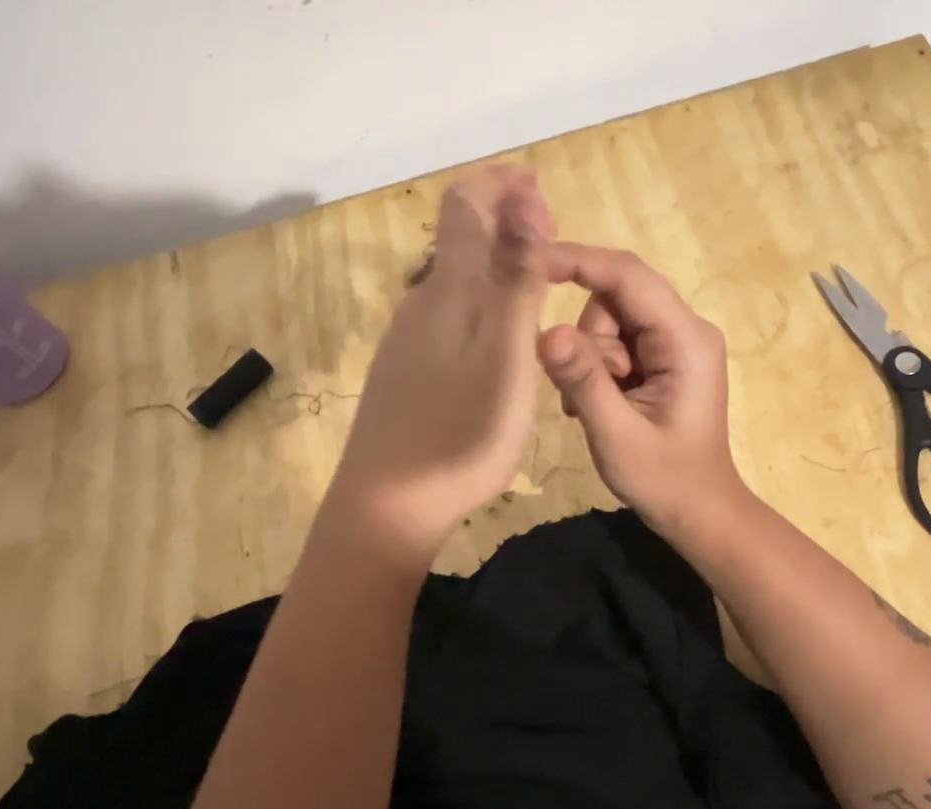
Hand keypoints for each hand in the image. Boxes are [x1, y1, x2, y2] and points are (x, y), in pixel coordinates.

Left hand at [324, 165, 552, 562]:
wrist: (388, 501)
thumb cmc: (460, 430)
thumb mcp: (505, 352)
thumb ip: (515, 276)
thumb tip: (524, 194)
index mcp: (450, 292)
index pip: (466, 207)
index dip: (500, 185)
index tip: (537, 184)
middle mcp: (421, 305)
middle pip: (455, 241)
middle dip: (497, 219)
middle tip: (542, 227)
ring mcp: (406, 342)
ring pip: (447, 282)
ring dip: (486, 264)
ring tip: (527, 278)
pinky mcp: (402, 376)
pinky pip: (441, 318)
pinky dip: (472, 303)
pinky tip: (488, 337)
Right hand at [537, 244, 747, 535]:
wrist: (699, 512)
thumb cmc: (665, 480)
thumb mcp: (616, 435)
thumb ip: (583, 380)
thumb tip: (546, 331)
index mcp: (686, 340)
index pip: (628, 276)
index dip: (578, 261)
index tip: (531, 263)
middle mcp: (686, 330)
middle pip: (616, 297)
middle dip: (589, 339)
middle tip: (586, 393)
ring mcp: (676, 344)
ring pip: (610, 321)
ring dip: (590, 359)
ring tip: (594, 409)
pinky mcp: (664, 360)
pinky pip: (617, 342)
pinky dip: (598, 369)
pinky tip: (600, 406)